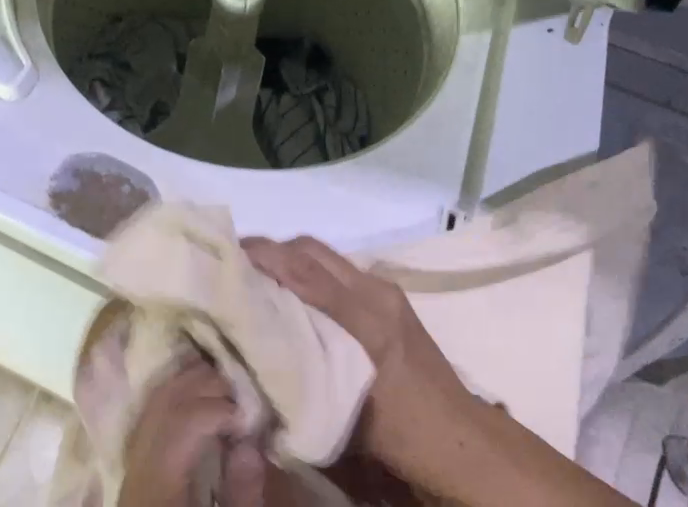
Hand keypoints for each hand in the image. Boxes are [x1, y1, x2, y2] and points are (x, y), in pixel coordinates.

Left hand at [118, 360, 269, 506]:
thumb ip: (242, 494)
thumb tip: (249, 443)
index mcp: (159, 485)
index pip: (181, 423)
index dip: (216, 408)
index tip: (249, 414)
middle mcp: (138, 469)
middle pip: (163, 406)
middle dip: (203, 386)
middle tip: (242, 389)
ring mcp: (130, 468)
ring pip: (152, 406)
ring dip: (186, 386)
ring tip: (224, 384)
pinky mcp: (133, 472)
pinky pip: (149, 419)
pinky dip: (173, 400)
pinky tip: (197, 397)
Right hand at [242, 236, 490, 489]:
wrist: (460, 437)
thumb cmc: (397, 432)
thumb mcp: (339, 413)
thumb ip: (298, 374)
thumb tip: (249, 354)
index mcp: (363, 319)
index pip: (304, 270)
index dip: (264, 256)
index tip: (227, 254)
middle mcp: (374, 292)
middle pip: (311, 250)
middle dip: (271, 251)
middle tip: (236, 268)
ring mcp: (385, 290)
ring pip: (325, 255)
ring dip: (291, 259)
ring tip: (260, 279)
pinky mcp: (390, 295)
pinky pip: (340, 270)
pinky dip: (311, 272)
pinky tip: (296, 295)